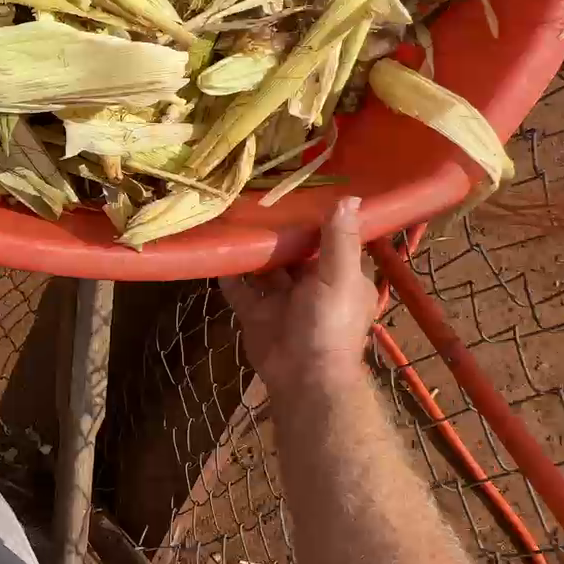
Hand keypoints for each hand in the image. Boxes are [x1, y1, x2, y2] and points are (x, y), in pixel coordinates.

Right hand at [219, 196, 379, 394]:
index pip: (329, 242)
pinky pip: (238, 289)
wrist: (301, 372)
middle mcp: (311, 285)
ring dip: (250, 253)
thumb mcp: (338, 277)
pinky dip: (228, 275)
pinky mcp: (255, 312)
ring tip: (229, 224)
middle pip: (292, 253)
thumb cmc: (328, 323)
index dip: (315, 220)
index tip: (294, 192)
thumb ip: (339, 240)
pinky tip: (214, 255)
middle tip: (251, 202)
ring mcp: (281, 300)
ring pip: (264, 269)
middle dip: (276, 234)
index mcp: (339, 276)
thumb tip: (350, 198)